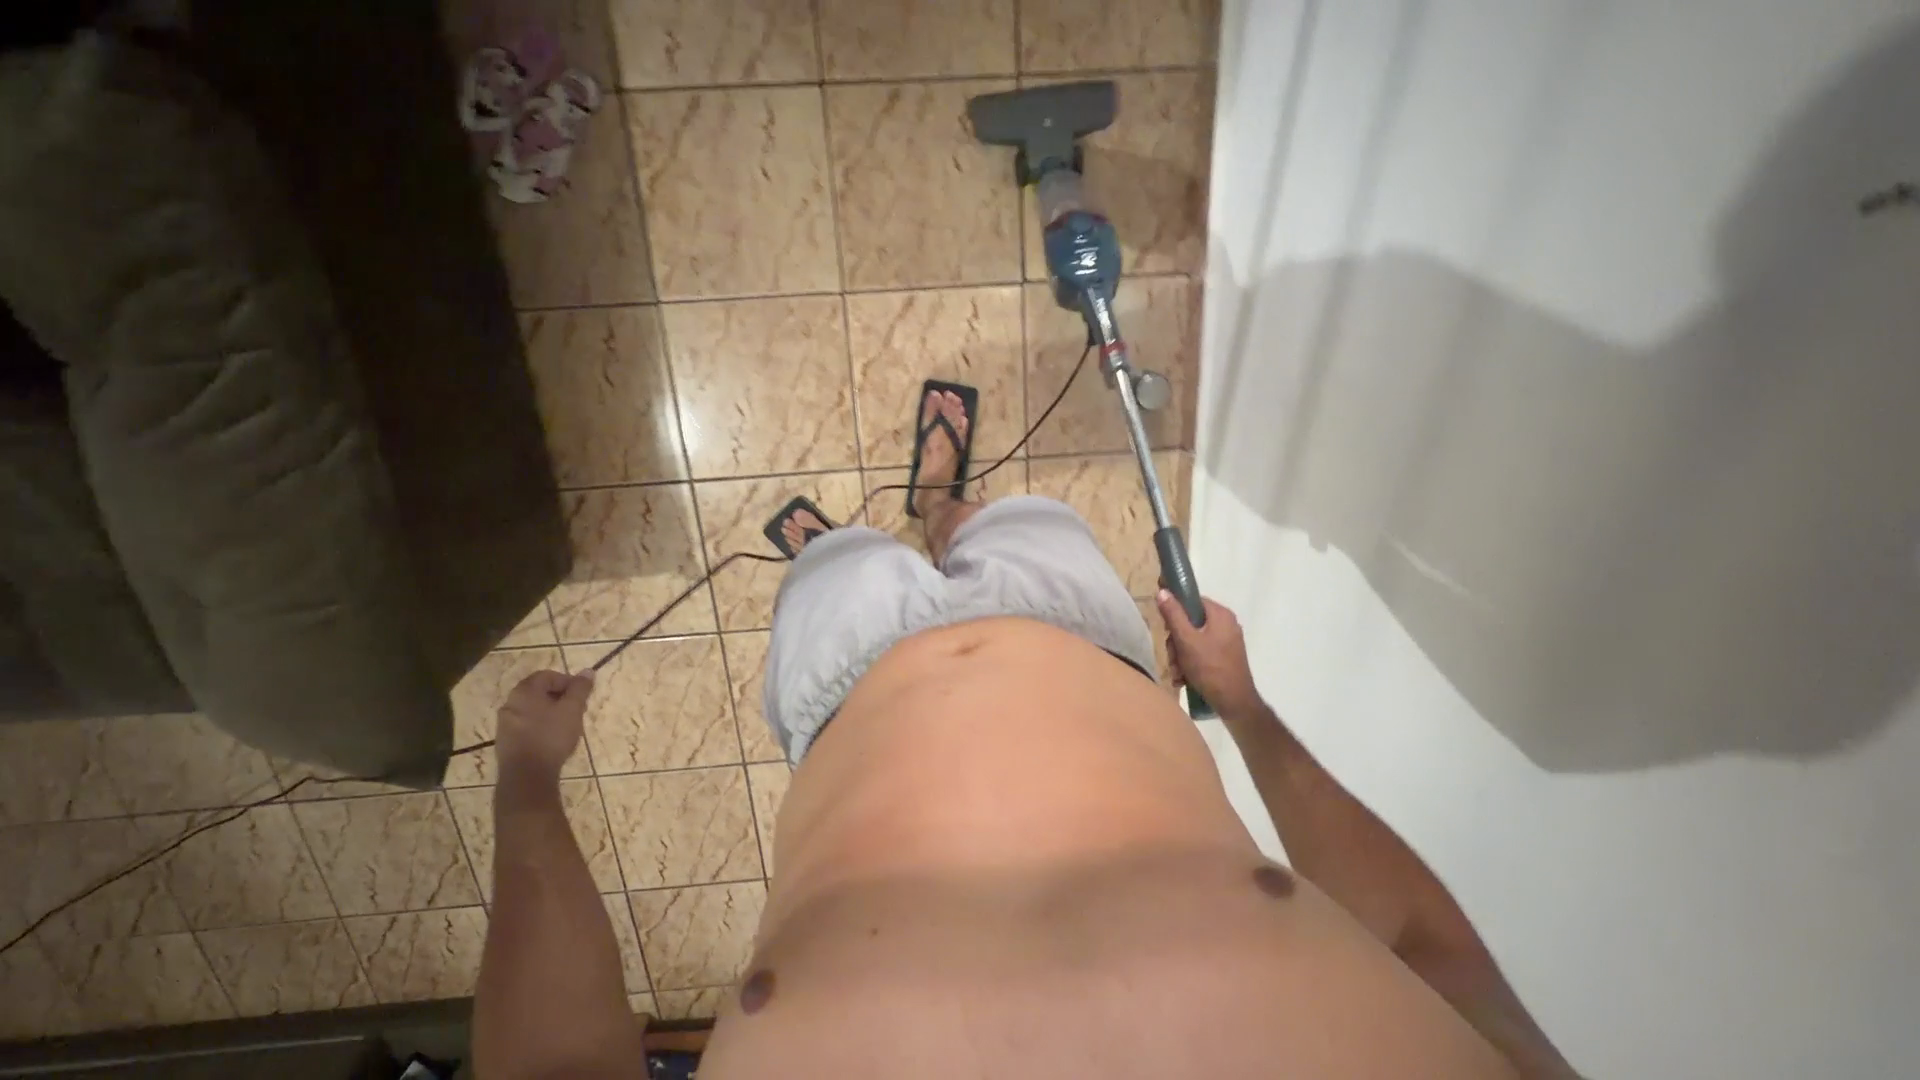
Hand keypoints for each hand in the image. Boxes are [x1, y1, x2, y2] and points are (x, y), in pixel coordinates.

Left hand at [495, 670, 592, 780]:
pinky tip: (552, 739)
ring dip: (550, 712)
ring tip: (567, 725)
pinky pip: (526, 725)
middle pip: (538, 692)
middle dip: (560, 698)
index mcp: (524, 691)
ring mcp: (505, 723)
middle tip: (577, 710)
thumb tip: (588, 671)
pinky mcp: (505, 741)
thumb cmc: (551, 736)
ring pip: (532, 709)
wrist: (526, 775)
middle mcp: (510, 703)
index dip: (567, 681)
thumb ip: (580, 689)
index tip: (582, 695)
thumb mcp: (572, 710)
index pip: (547, 676)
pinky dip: (540, 726)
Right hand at [1155, 591, 1261, 717]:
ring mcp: (1227, 641)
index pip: (1192, 600)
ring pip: (1194, 640)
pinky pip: (1202, 652)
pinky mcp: (1226, 657)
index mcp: (1220, 615)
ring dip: (1180, 656)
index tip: (1164, 626)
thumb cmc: (1209, 667)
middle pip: (1190, 622)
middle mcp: (1226, 624)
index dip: (1175, 610)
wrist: (1234, 702)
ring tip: (1178, 672)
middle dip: (1176, 642)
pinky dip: (1191, 663)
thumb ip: (1173, 615)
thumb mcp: (1186, 640)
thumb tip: (1163, 591)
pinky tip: (1184, 678)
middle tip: (1172, 657)